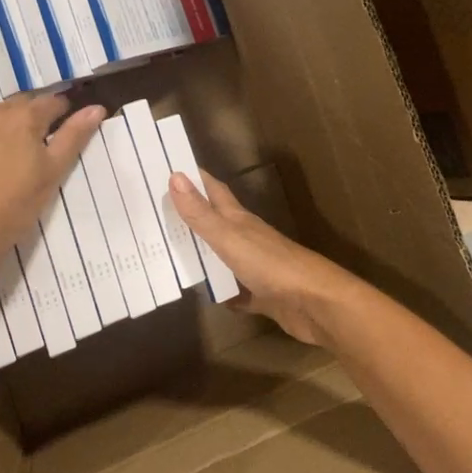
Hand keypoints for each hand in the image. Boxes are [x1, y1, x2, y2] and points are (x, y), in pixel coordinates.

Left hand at [0, 95, 104, 268]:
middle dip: (26, 120)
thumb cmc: (14, 206)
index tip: (63, 125)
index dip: (61, 112)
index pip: (51, 103)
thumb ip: (74, 136)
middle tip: (31, 148)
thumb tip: (97, 108)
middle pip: (16, 108)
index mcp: (24, 117)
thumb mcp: (53, 173)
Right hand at [168, 173, 365, 345]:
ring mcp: (255, 267)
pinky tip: (205, 297)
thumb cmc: (271, 264)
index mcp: (239, 219)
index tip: (169, 169)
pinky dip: (221, 292)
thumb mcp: (229, 237)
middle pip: (215, 223)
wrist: (315, 303)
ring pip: (222, 257)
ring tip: (169, 255)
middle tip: (156, 215)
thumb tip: (175, 175)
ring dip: (202, 255)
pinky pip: (235, 292)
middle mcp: (247, 238)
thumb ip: (201, 213)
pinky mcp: (262, 296)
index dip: (194, 179)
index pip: (214, 190)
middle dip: (189, 217)